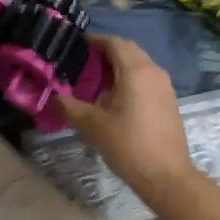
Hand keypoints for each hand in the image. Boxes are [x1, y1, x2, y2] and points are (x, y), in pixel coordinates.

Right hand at [57, 36, 194, 194]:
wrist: (167, 177)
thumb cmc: (128, 145)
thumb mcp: (93, 126)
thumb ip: (69, 107)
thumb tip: (51, 98)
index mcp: (136, 70)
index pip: (114, 42)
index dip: (94, 42)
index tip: (74, 49)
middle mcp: (153, 71)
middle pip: (128, 50)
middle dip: (105, 53)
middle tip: (82, 66)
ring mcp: (164, 86)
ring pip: (139, 64)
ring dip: (118, 67)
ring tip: (96, 82)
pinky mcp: (168, 101)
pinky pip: (146, 79)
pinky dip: (130, 79)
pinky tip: (115, 99)